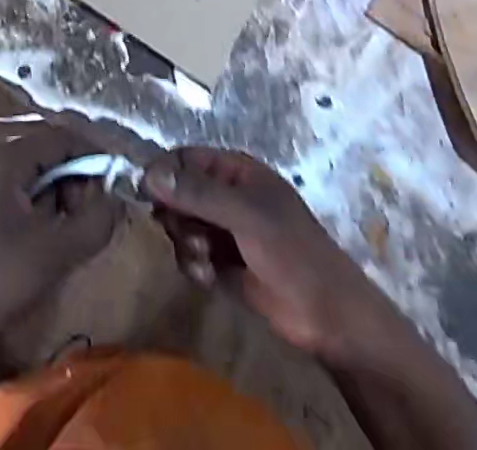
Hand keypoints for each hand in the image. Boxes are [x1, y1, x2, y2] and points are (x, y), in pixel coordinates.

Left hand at [0, 126, 119, 336]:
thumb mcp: (57, 251)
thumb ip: (96, 220)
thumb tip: (119, 199)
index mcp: (8, 159)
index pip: (63, 136)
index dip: (95, 155)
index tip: (118, 186)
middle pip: (52, 153)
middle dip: (79, 182)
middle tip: (89, 220)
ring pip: (42, 175)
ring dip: (64, 199)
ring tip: (71, 237)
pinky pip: (27, 194)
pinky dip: (47, 211)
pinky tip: (51, 243)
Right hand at [143, 147, 413, 366]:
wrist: (329, 317)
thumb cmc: (293, 253)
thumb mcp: (246, 216)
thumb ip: (198, 193)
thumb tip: (147, 174)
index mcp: (236, 171)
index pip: (184, 158)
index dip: (163, 174)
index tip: (148, 196)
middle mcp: (226, 194)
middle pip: (176, 192)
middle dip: (175, 215)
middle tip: (187, 234)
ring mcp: (223, 228)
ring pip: (180, 224)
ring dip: (184, 243)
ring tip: (203, 262)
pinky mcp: (220, 260)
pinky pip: (188, 252)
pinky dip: (192, 264)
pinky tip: (208, 278)